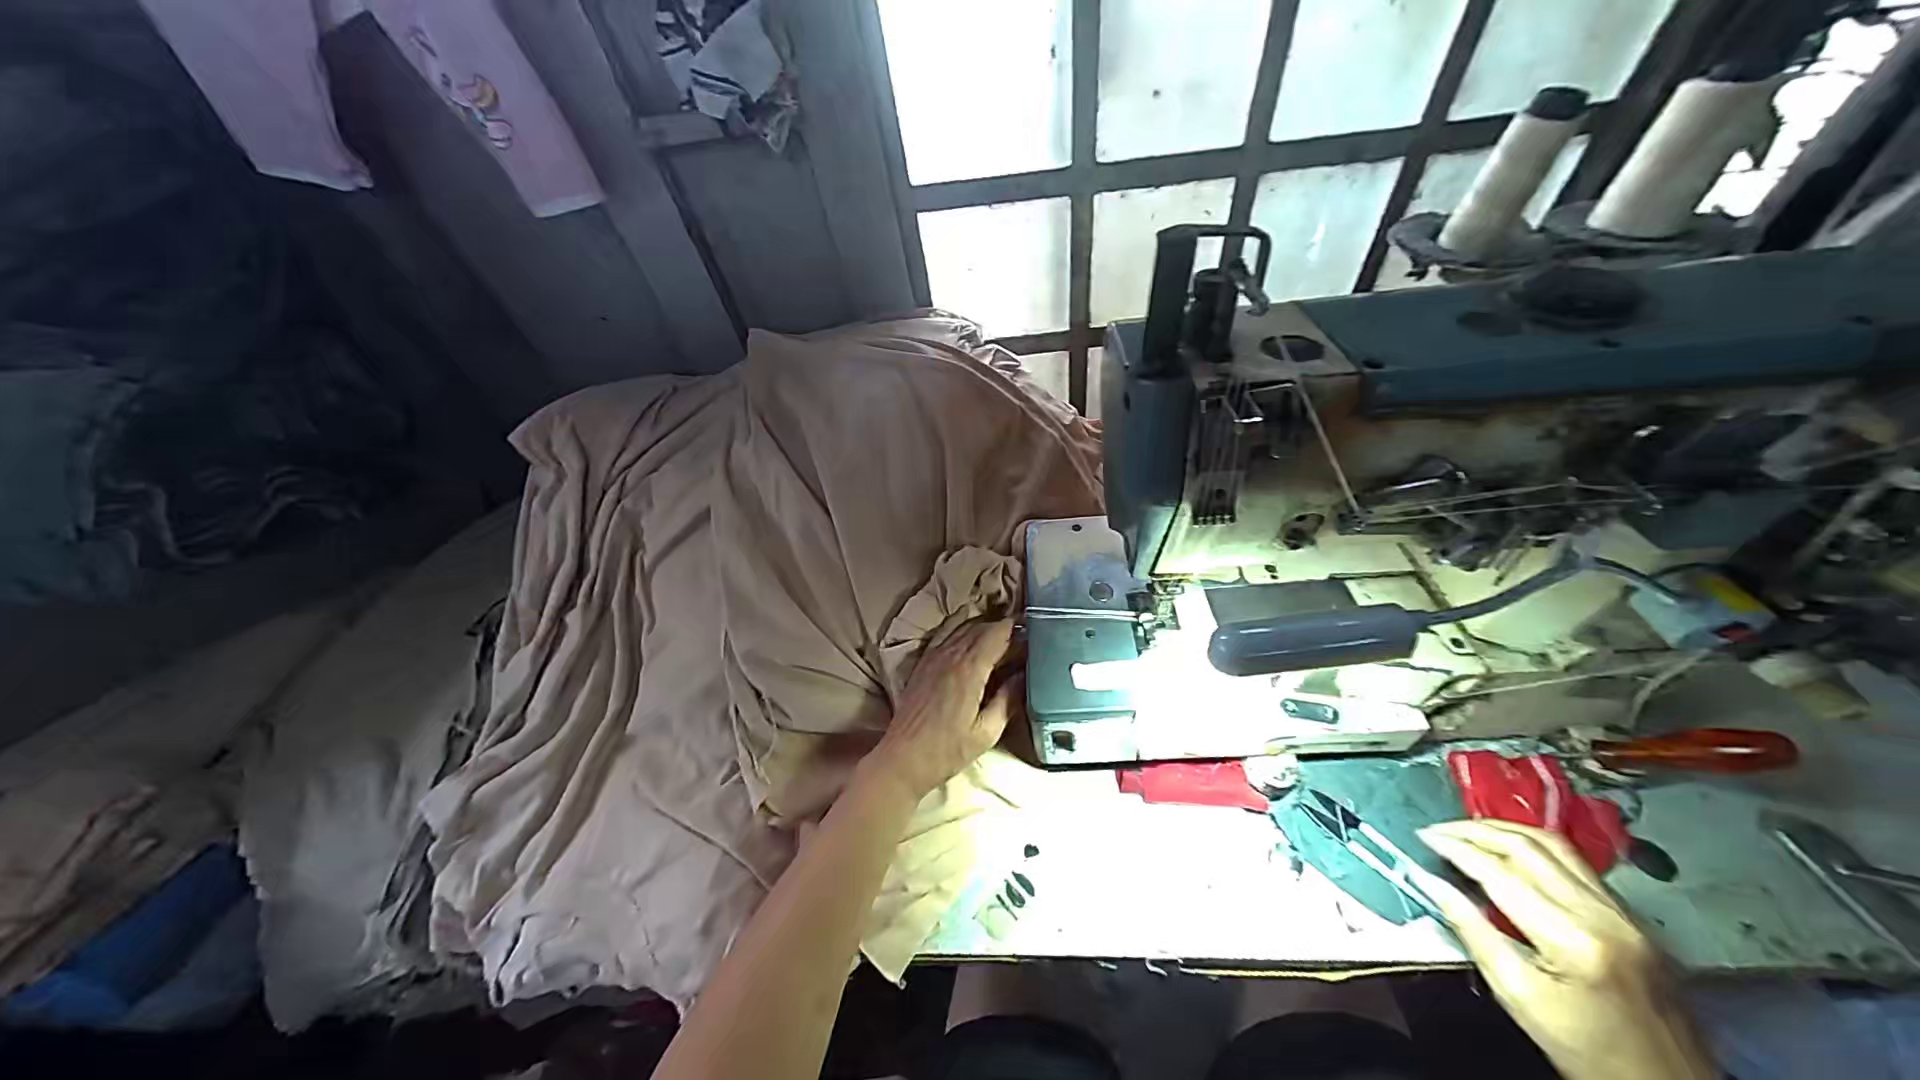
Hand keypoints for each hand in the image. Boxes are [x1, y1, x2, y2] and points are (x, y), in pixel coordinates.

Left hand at [864, 618, 1018, 801]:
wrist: (904, 758)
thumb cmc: (947, 751)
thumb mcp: (987, 732)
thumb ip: (1008, 699)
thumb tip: (1024, 676)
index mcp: (969, 669)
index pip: (998, 633)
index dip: (1018, 628)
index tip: (1035, 632)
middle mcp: (950, 654)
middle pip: (982, 626)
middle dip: (1005, 629)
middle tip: (1024, 641)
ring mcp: (934, 655)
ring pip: (963, 626)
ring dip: (985, 626)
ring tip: (1004, 637)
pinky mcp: (923, 662)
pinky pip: (944, 632)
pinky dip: (960, 625)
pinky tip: (969, 628)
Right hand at [1416, 820, 1716, 1079]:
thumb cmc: (1586, 1052)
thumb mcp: (1518, 996)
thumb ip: (1473, 932)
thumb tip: (1431, 884)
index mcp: (1573, 939)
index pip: (1500, 873)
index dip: (1455, 849)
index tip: (1422, 838)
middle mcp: (1603, 914)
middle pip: (1527, 848)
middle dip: (1473, 832)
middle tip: (1435, 831)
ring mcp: (1623, 913)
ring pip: (1554, 846)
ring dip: (1503, 831)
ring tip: (1466, 832)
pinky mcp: (1631, 917)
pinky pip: (1574, 864)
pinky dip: (1532, 847)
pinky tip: (1508, 852)